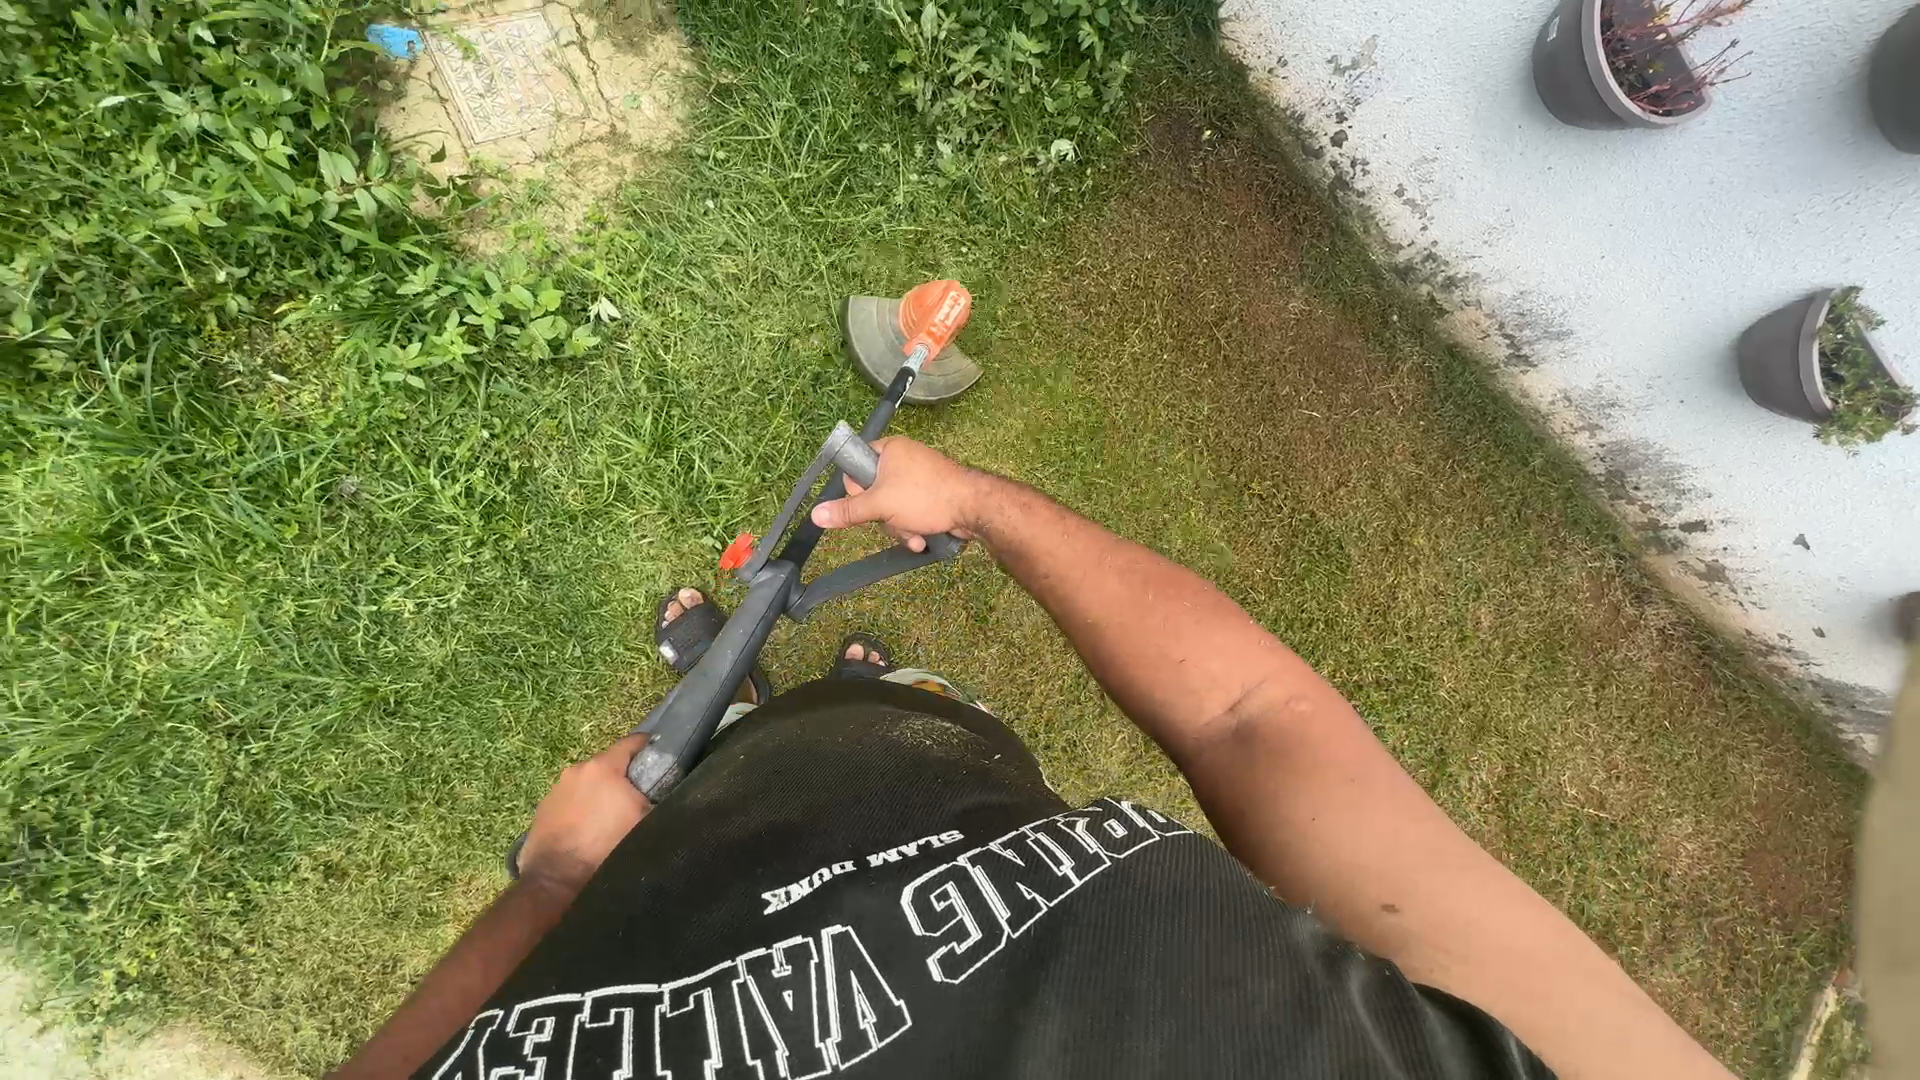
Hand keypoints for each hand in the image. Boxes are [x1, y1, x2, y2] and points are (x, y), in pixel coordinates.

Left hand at [516, 731, 651, 896]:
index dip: (652, 747)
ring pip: (589, 783)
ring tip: (612, 819)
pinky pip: (571, 801)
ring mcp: (556, 790)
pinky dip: (582, 809)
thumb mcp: (646, 821)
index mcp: (603, 766)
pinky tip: (588, 831)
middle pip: (610, 763)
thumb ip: (658, 798)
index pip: (634, 741)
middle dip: (625, 776)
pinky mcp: (542, 810)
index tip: (665, 761)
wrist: (556, 883)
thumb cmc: (605, 846)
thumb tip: (669, 790)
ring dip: (601, 793)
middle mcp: (576, 770)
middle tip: (639, 798)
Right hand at [809, 437, 990, 551]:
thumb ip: (848, 510)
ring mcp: (918, 478)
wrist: (974, 507)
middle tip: (895, 519)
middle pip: (874, 493)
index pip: (856, 468)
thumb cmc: (926, 496)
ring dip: (901, 527)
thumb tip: (816, 515)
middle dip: (885, 517)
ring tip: (915, 533)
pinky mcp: (931, 495)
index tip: (868, 501)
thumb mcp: (881, 504)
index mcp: (890, 450)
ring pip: (892, 508)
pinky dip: (914, 527)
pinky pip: (910, 513)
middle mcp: (904, 460)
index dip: (858, 489)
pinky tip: (923, 538)